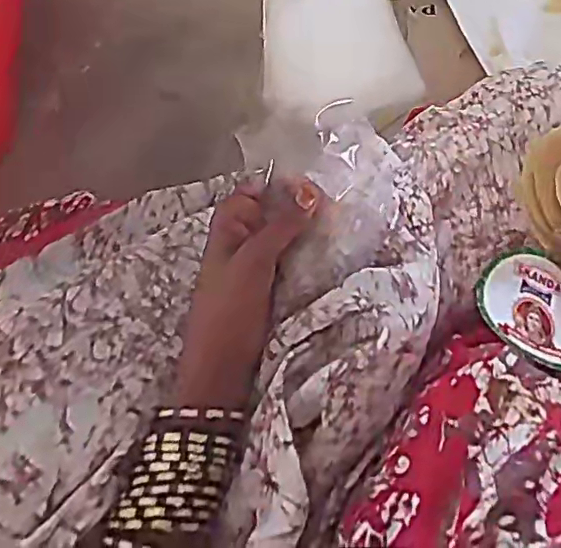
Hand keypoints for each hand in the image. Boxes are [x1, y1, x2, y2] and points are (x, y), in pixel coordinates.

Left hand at [173, 177, 320, 408]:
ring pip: (286, 235)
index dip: (282, 184)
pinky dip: (309, 253)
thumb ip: (281, 224)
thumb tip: (310, 191)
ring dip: (309, 230)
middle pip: (274, 211)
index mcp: (227, 228)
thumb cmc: (228, 312)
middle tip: (335, 206)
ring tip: (339, 225)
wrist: (221, 375)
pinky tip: (331, 251)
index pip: (255, 189)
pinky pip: (293, 258)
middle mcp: (241, 241)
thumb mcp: (254, 261)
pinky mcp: (272, 286)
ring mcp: (257, 265)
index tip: (314, 187)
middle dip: (302, 206)